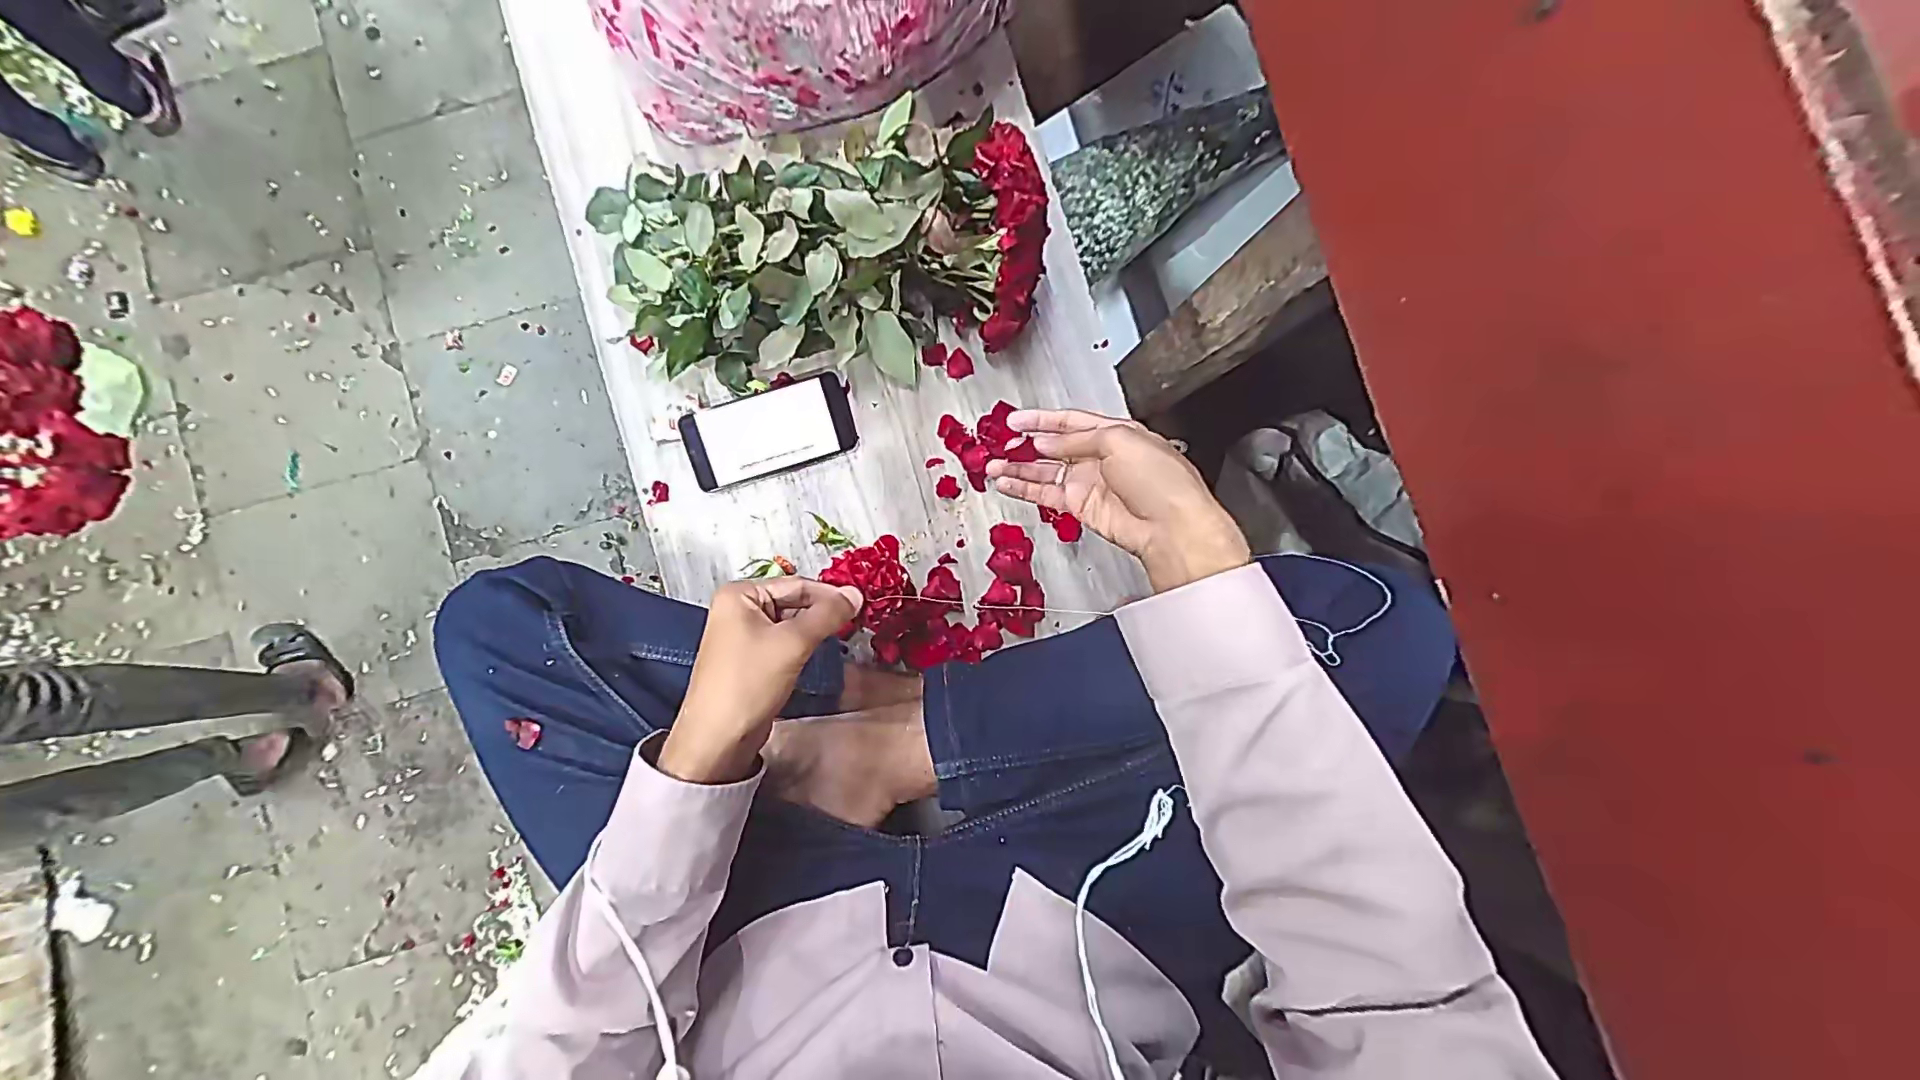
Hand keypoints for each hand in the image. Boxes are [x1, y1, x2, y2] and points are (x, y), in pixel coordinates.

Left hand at [658, 578, 863, 784]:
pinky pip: (784, 641)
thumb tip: (855, 594)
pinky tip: (818, 652)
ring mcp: (743, 634)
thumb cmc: (749, 683)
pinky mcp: (751, 657)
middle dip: (822, 612)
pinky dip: (803, 644)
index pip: (796, 584)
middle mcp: (738, 609)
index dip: (829, 594)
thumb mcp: (793, 642)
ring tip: (842, 636)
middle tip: (854, 622)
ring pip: (791, 622)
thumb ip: (827, 614)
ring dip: (815, 629)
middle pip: (793, 601)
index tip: (859, 603)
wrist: (719, 738)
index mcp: (739, 594)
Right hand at [988, 409, 1251, 592]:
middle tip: (1001, 442)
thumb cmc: (1160, 480)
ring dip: (1017, 466)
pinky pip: (1045, 493)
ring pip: (1044, 471)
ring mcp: (1089, 483)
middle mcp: (1100, 457)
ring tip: (992, 464)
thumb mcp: (1120, 439)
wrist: (1170, 526)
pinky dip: (1023, 487)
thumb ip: (1079, 438)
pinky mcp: (1080, 507)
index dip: (1042, 419)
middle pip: (1054, 446)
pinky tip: (1005, 482)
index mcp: (1115, 433)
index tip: (1016, 420)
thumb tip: (1050, 443)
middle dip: (1026, 443)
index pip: (1071, 421)